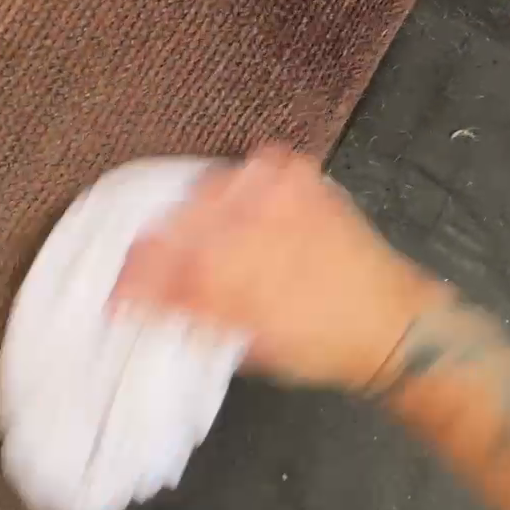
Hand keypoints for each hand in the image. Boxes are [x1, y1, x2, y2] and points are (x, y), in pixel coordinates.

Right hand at [111, 143, 449, 390]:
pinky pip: (254, 164)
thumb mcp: (248, 343)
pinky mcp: (300, 174)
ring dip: (200, 209)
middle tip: (158, 257)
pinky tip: (247, 205)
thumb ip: (191, 310)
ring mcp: (277, 189)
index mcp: (231, 271)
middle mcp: (249, 221)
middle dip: (160, 239)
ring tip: (209, 232)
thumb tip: (139, 298)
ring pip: (210, 186)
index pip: (160, 261)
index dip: (133, 273)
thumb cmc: (318, 344)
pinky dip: (243, 182)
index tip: (119, 284)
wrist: (391, 321)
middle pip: (179, 217)